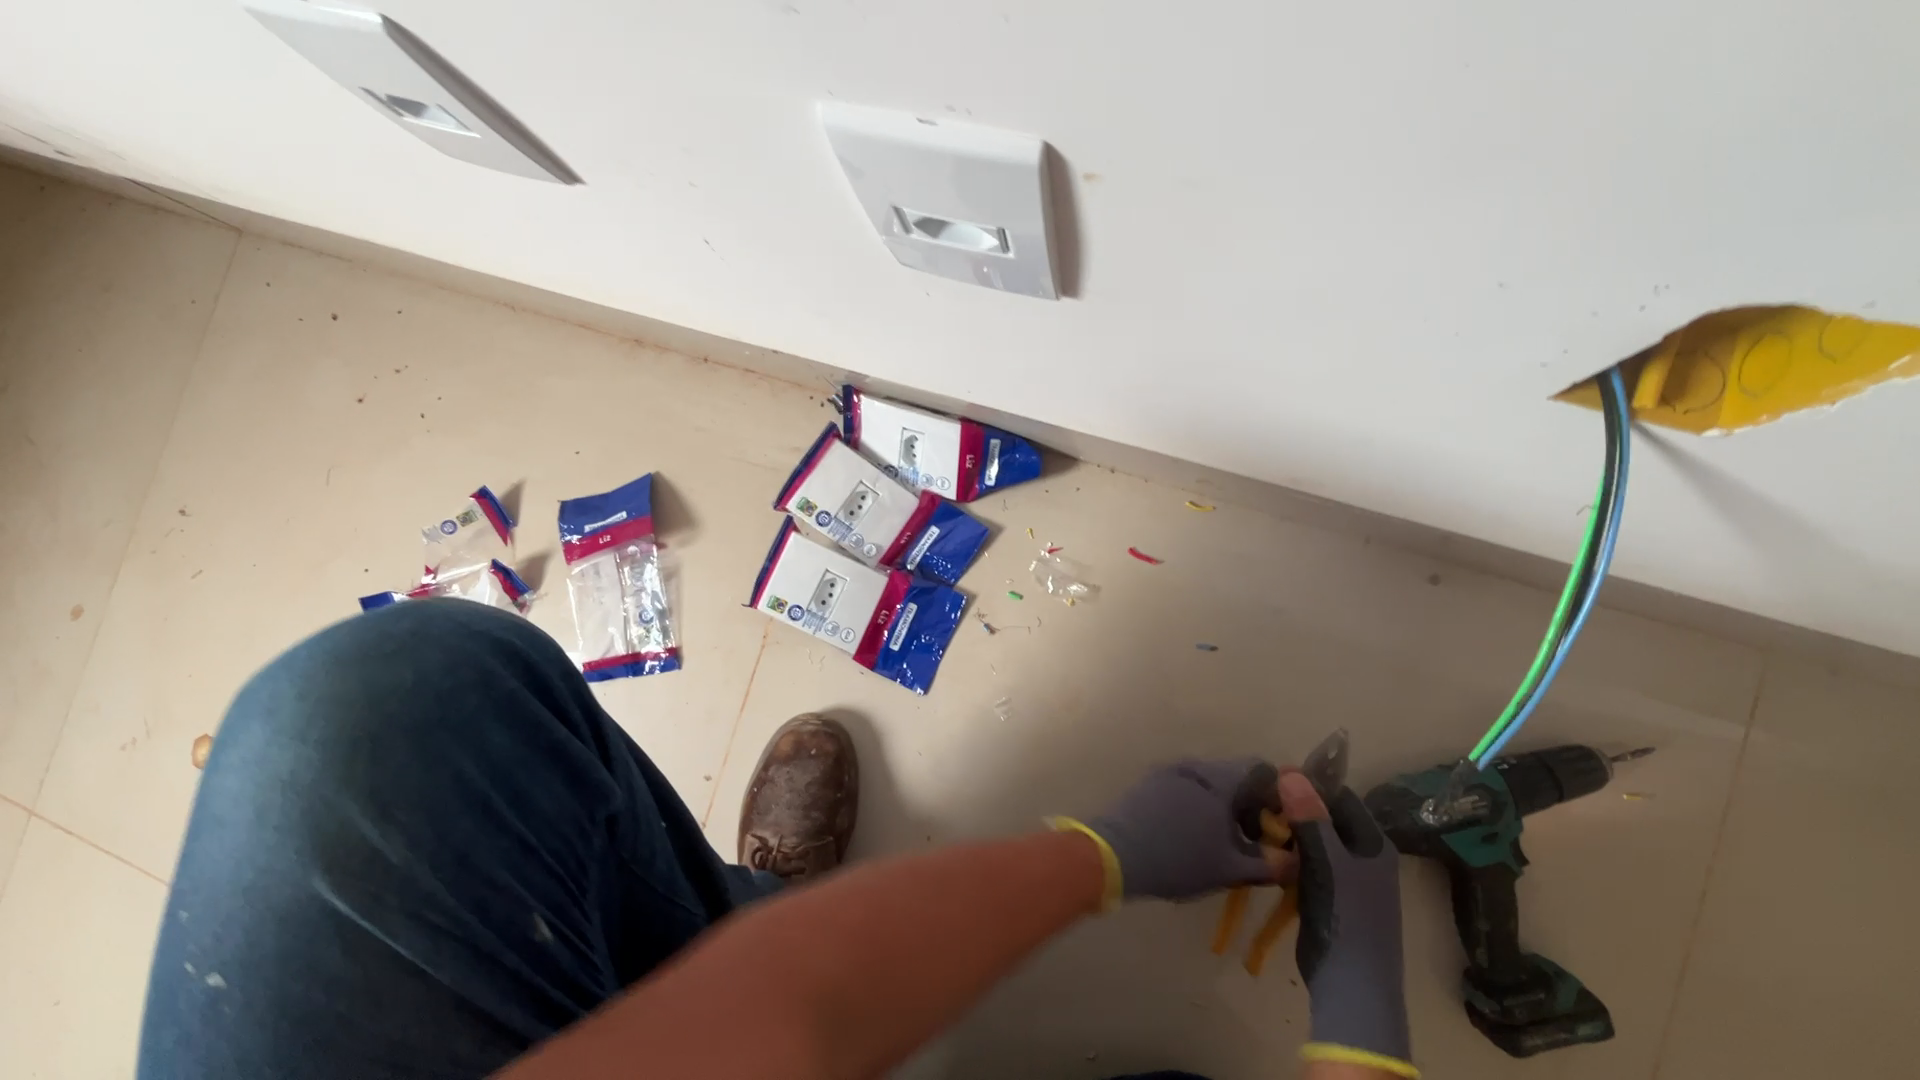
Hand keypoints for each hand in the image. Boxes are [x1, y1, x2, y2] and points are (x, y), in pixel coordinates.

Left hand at [1055, 759, 1289, 905]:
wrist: (1113, 855)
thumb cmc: (1178, 859)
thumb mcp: (1230, 868)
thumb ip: (1270, 864)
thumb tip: (1297, 860)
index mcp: (1219, 777)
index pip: (1263, 771)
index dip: (1280, 797)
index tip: (1283, 826)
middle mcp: (1195, 765)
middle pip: (1237, 777)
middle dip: (1252, 806)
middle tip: (1258, 841)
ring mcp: (1169, 772)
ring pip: (1211, 784)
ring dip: (1225, 808)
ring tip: (1227, 843)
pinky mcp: (1150, 784)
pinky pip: (1188, 789)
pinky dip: (1201, 807)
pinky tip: (1197, 837)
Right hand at [1281, 771, 1416, 1077]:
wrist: (1352, 984)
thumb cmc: (1344, 916)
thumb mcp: (1326, 862)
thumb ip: (1311, 818)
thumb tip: (1290, 772)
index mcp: (1374, 844)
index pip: (1341, 797)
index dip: (1310, 783)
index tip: (1273, 775)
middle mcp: (1366, 857)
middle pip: (1329, 819)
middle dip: (1297, 807)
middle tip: (1259, 799)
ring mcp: (1351, 880)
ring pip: (1318, 842)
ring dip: (1292, 832)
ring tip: (1257, 821)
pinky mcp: (1333, 898)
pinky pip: (1312, 864)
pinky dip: (1291, 855)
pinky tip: (1267, 853)